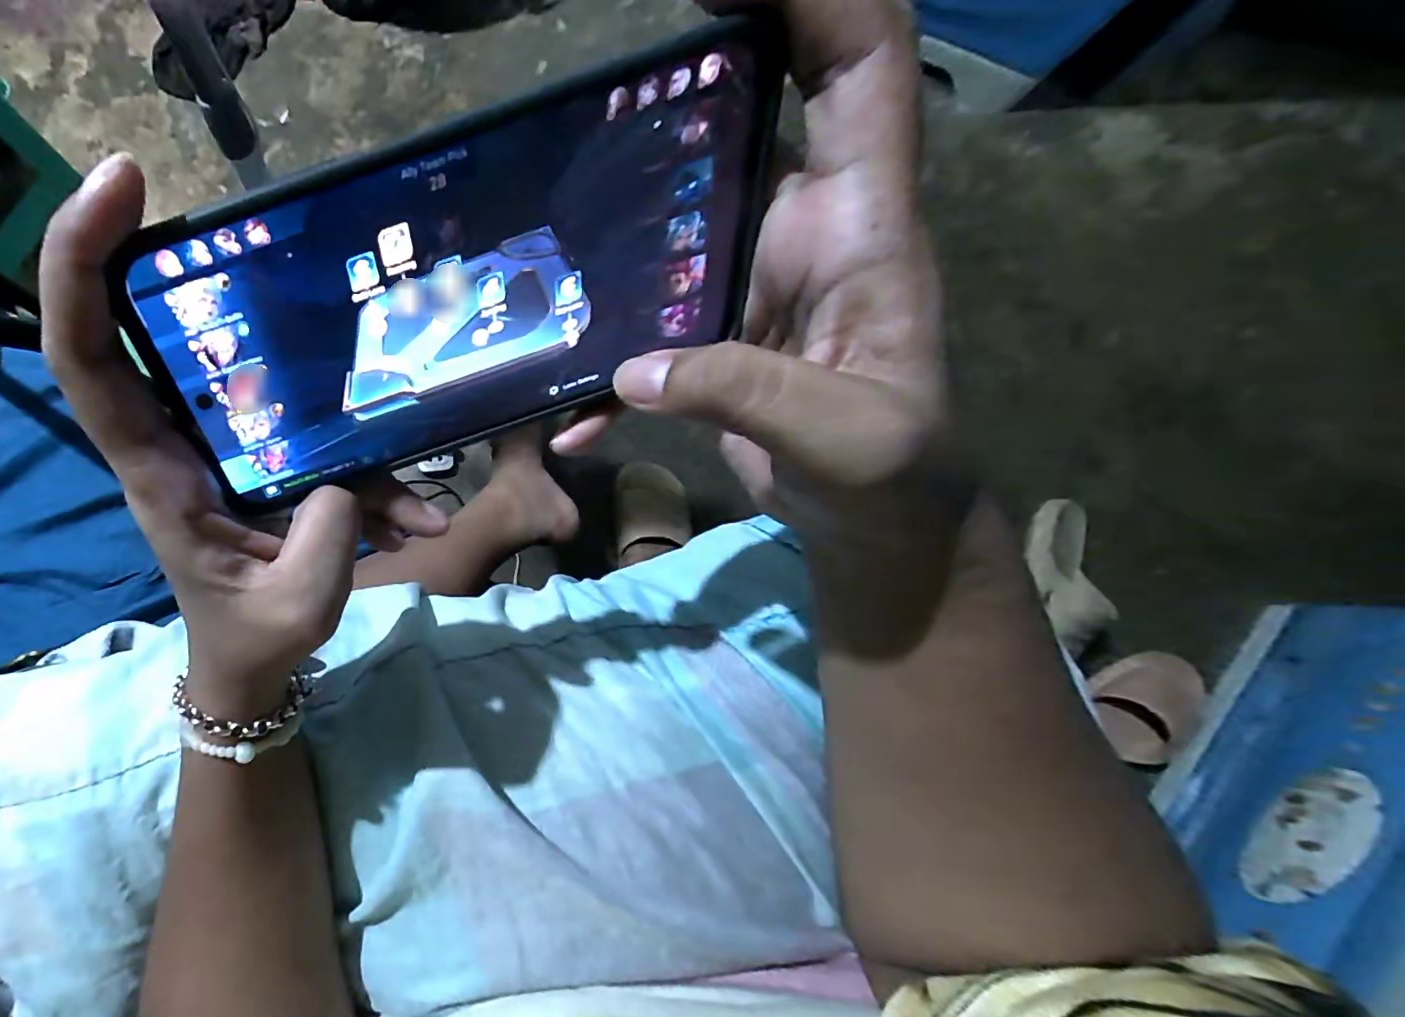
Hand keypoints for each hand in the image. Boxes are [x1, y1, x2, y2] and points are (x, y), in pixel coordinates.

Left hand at [40, 156, 448, 714]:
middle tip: (254, 223)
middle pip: (157, 338)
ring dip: (333, 401)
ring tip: (400, 455)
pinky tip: (419, 519)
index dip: (80, 267)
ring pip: (264, 390)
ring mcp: (231, 453)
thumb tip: (351, 477)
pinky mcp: (274, 467)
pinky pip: (324, 445)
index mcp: (158, 474)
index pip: (86, 358)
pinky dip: (375, 476)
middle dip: (187, 271)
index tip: (118, 186)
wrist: (253, 667)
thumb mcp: (295, 601)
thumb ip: (326, 534)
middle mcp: (180, 447)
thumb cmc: (254, 639)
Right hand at [555, 0, 952, 540]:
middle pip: (754, 120)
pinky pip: (652, 328)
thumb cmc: (890, 471)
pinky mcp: (713, 342)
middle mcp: (802, 236)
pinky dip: (611, 367)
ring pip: (684, 221)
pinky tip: (575, 410)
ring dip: (623, 217)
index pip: (861, 69)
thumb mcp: (836, 433)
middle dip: (693, 80)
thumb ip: (744, 392)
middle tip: (607, 86)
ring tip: (553, 219)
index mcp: (859, 227)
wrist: (873, 520)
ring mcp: (749, 289)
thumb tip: (633, 372)